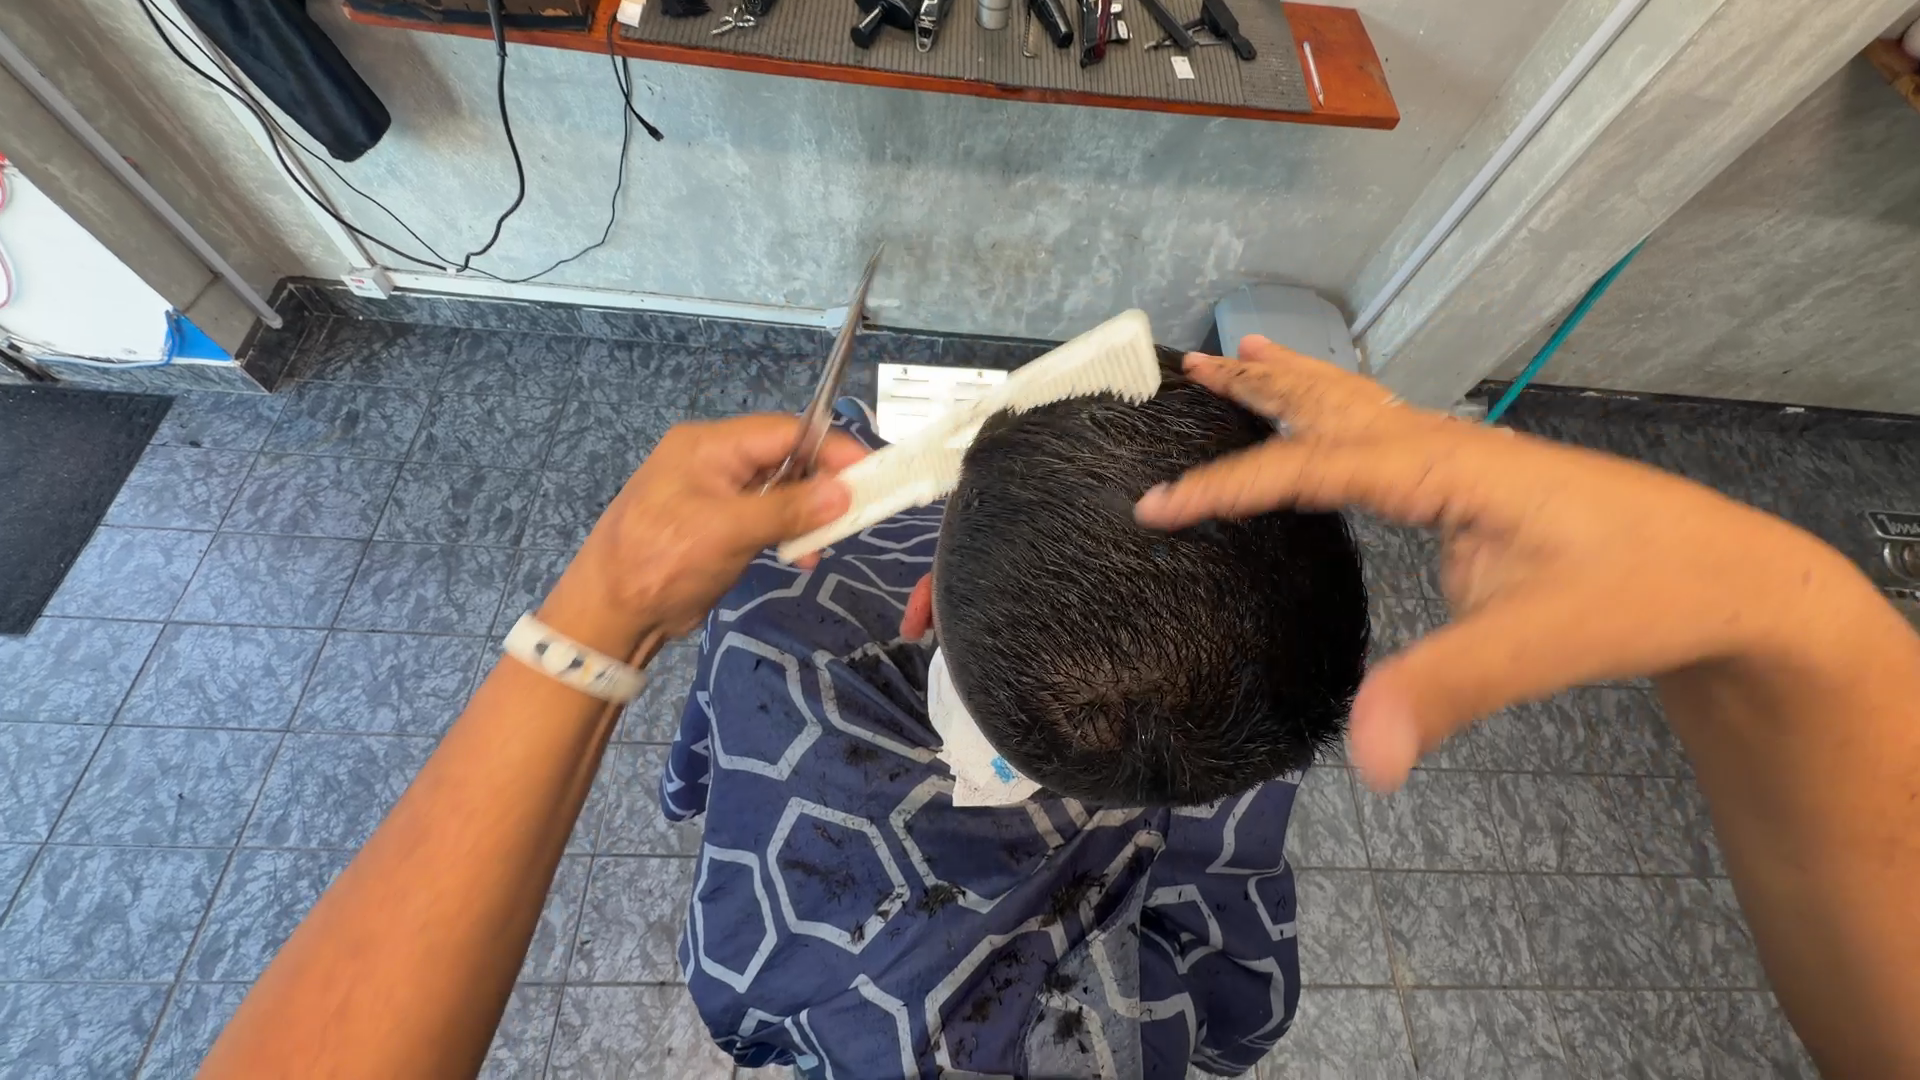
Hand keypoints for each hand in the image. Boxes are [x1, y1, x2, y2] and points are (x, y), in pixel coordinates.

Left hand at [541, 415, 866, 651]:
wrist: (612, 614)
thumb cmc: (663, 562)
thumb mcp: (729, 531)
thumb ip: (789, 508)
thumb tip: (843, 492)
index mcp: (710, 446)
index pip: (785, 432)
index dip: (830, 448)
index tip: (869, 471)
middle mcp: (715, 462)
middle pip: (785, 459)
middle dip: (822, 483)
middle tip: (856, 508)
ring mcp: (718, 495)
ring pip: (780, 491)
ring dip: (808, 513)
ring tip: (829, 539)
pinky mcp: (720, 526)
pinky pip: (767, 517)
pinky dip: (790, 533)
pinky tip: (803, 555)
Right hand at [1135, 336, 1871, 790]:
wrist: (1732, 578)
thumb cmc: (1642, 598)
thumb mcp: (1539, 646)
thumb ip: (1443, 691)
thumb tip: (1363, 760)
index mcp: (1437, 469)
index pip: (1303, 468)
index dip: (1222, 489)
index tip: (1154, 507)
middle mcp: (1436, 445)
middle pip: (1324, 402)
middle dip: (1251, 385)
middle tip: (1189, 367)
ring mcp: (1453, 452)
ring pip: (1351, 400)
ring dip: (1288, 380)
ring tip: (1237, 357)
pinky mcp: (1465, 472)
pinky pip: (1375, 423)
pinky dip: (1329, 405)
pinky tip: (1324, 418)